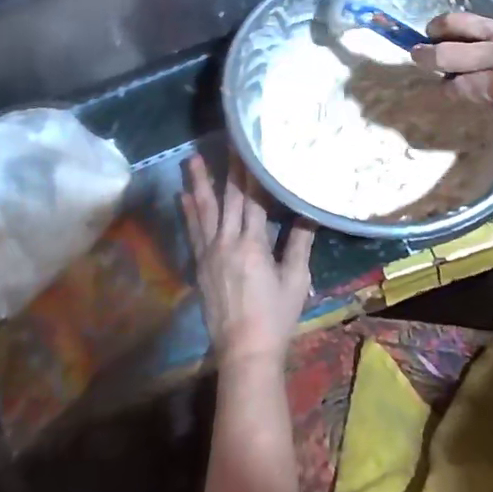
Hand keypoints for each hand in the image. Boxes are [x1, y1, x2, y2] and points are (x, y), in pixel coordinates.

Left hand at [181, 154, 314, 367]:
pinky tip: (183, 196)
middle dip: (229, 168)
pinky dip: (189, 212)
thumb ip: (299, 243)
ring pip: (203, 211)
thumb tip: (308, 212)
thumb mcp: (295, 278)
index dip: (253, 172)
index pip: (253, 199)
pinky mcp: (201, 266)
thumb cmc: (276, 315)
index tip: (252, 148)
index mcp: (253, 244)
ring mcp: (210, 254)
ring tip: (191, 159)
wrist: (245, 351)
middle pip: (228, 198)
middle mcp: (227, 243)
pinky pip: (193, 232)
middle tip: (227, 141)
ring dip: (199, 183)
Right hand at [412, 14, 492, 146]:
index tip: (442, 92)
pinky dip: (470, 25)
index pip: (461, 87)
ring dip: (442, 28)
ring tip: (429, 33)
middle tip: (414, 56)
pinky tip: (465, 32)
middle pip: (453, 52)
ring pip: (465, 24)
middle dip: (429, 56)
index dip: (449, 92)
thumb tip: (480, 101)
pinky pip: (488, 21)